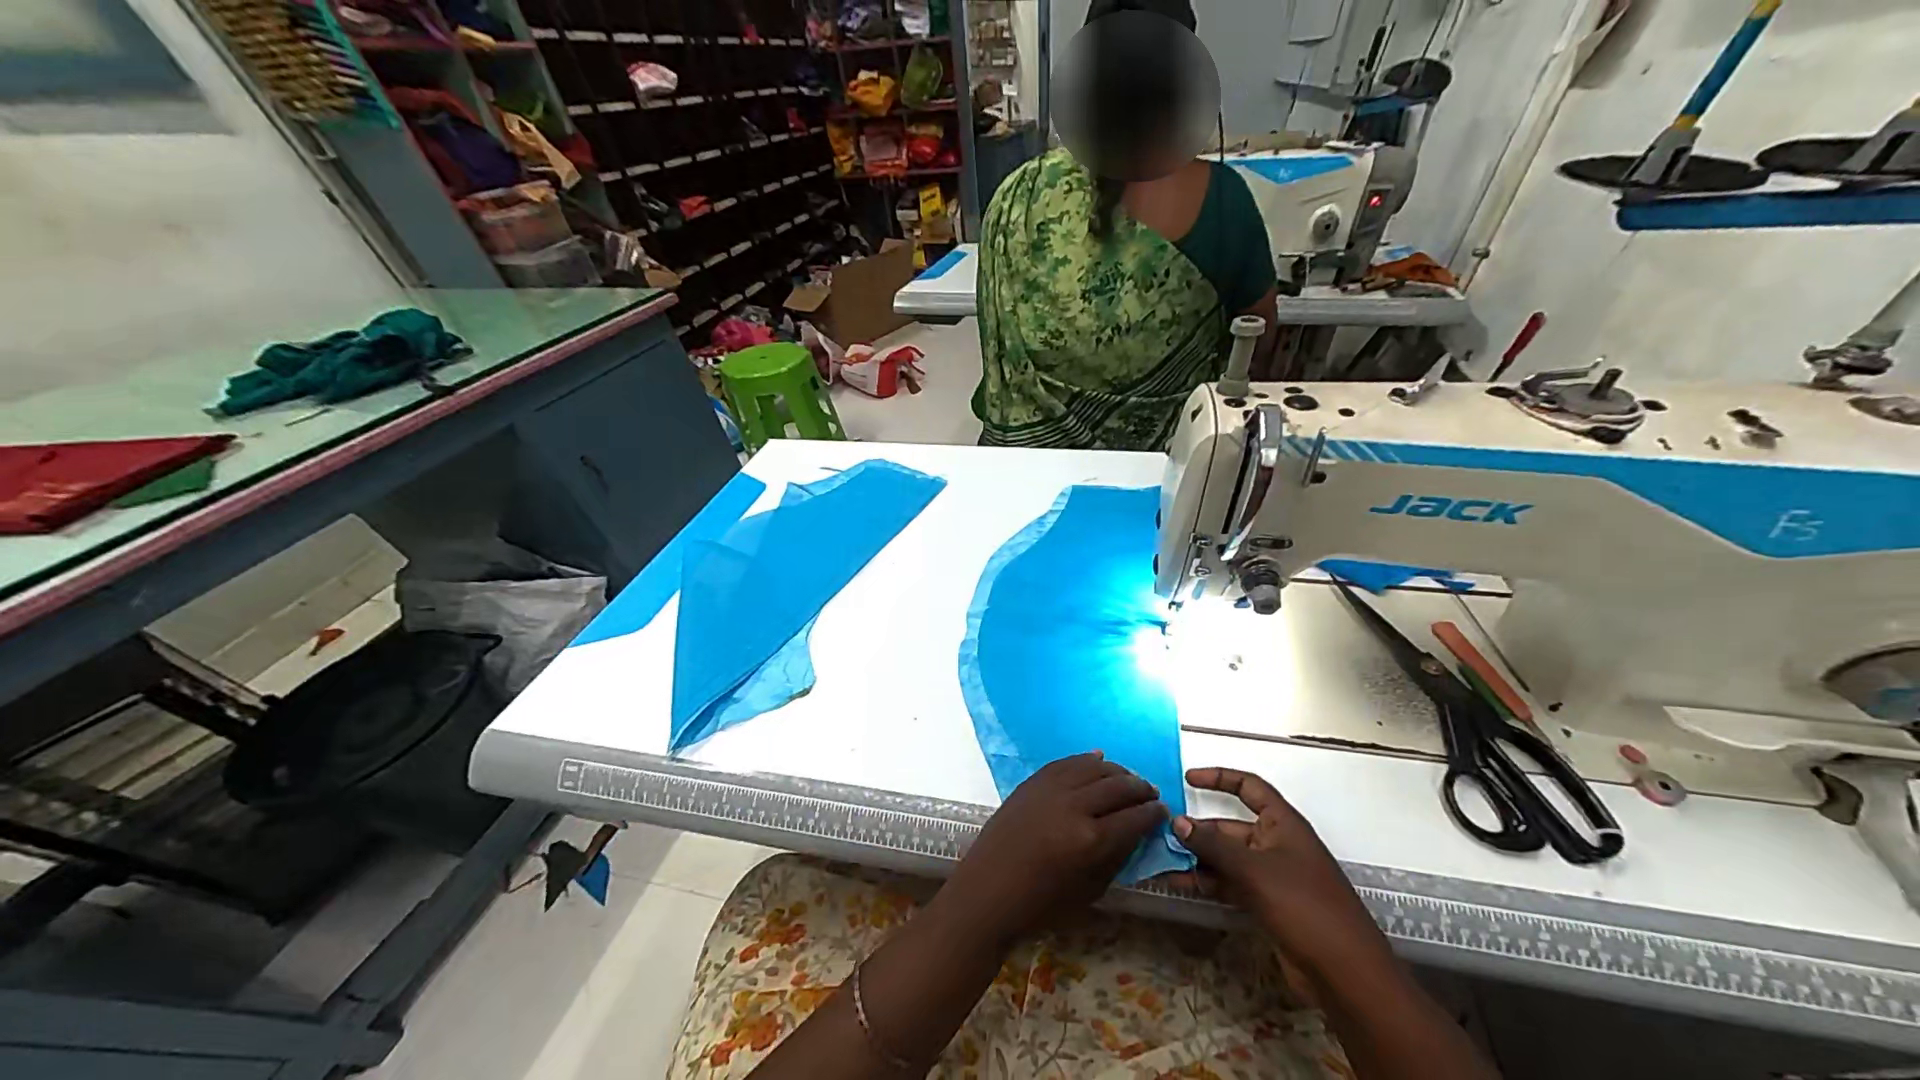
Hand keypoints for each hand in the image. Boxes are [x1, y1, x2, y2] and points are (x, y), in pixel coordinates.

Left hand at [936, 752, 1166, 947]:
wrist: (989, 890)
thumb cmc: (1041, 903)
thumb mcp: (1090, 890)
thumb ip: (1117, 857)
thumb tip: (1137, 832)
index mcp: (1092, 840)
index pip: (1135, 818)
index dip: (1154, 814)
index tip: (1162, 812)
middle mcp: (1074, 807)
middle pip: (1118, 787)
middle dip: (1140, 789)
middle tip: (1151, 794)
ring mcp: (1050, 790)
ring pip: (1093, 768)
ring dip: (1117, 772)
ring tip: (1128, 779)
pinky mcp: (1032, 782)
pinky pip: (1065, 763)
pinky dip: (1085, 760)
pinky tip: (1097, 760)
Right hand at [1165, 767, 1389, 973]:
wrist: (1345, 972)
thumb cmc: (1305, 906)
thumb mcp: (1254, 870)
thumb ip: (1213, 845)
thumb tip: (1178, 823)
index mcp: (1283, 824)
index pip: (1249, 787)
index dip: (1220, 778)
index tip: (1188, 778)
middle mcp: (1277, 844)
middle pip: (1231, 827)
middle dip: (1199, 829)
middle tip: (1162, 832)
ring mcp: (1272, 876)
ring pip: (1227, 858)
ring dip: (1197, 858)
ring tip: (1162, 860)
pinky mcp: (1267, 904)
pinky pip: (1230, 883)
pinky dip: (1207, 882)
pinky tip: (1180, 885)